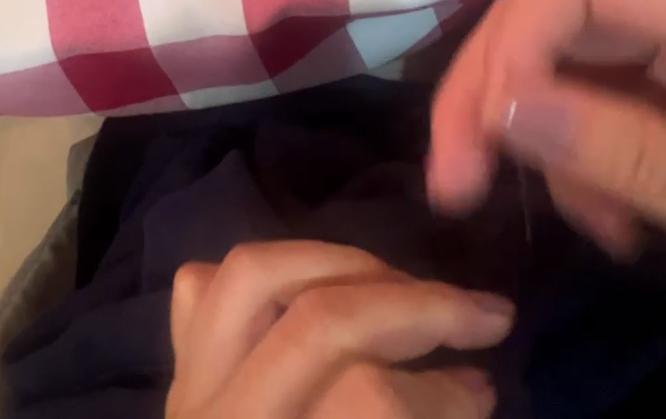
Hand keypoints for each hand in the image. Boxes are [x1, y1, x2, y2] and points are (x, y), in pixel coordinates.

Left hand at [167, 240, 511, 418]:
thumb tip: (471, 388)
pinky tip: (308, 284)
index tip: (489, 387)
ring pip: (252, 275)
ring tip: (401, 281)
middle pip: (316, 325)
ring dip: (339, 263)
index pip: (366, 401)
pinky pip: (198, 288)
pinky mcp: (176, 371)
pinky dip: (255, 276)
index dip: (440, 396)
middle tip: (485, 313)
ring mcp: (188, 388)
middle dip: (413, 306)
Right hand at [428, 0, 665, 418]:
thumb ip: (652, 165)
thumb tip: (503, 106)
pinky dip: (580, 160)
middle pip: (562, 9)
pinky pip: (607, 109)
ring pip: (574, 59)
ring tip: (558, 217)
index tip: (485, 135)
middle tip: (456, 178)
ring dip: (533, 128)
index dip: (513, 35)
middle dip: (494, 84)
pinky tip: (610, 223)